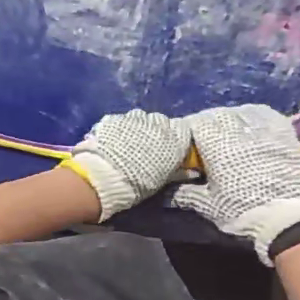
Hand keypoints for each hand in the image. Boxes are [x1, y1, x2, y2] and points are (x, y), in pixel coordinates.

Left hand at [61, 109, 193, 221]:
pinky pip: (121, 119)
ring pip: (140, 117)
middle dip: (155, 130)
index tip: (169, 145)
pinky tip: (113, 138)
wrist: (107, 175)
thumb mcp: (163, 179)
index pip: (181, 129)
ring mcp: (134, 119)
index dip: (174, 136)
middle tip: (146, 144)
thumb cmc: (139, 182)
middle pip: (160, 120)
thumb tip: (193, 172)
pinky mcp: (114, 118)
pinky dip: (119, 126)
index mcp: (174, 138)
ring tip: (128, 140)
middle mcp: (156, 124)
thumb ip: (178, 172)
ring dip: (137, 126)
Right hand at [166, 104, 299, 263]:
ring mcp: (265, 132)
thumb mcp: (208, 205)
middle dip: (208, 122)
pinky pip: (269, 117)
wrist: (292, 221)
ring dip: (232, 117)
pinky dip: (257, 117)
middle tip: (204, 137)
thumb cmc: (243, 211)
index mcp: (216, 145)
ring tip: (229, 129)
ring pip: (243, 113)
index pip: (197, 123)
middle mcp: (240, 131)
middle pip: (219, 114)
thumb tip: (165, 191)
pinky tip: (254, 126)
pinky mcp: (287, 138)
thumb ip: (184, 193)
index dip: (189, 130)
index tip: (186, 142)